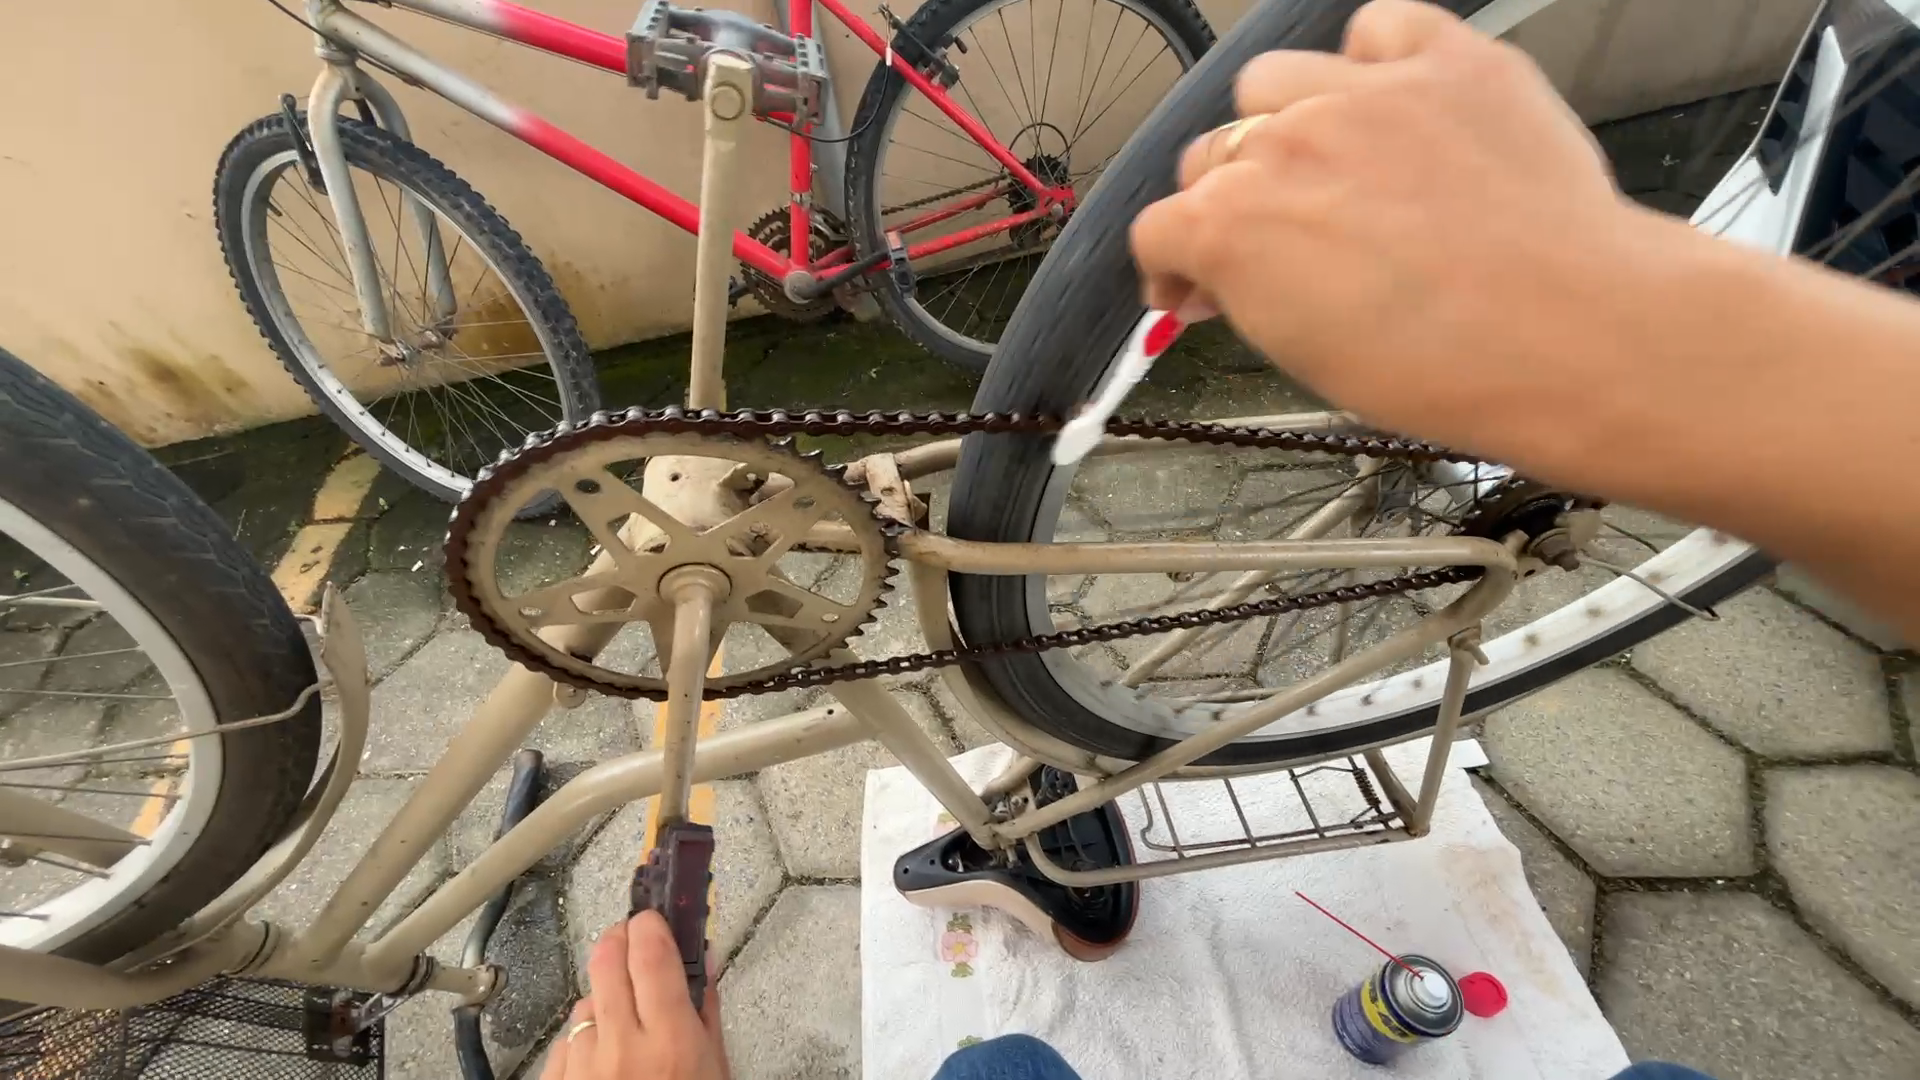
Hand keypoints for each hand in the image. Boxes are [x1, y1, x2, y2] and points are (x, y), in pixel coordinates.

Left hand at [541, 911, 729, 1079]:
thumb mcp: (715, 1067)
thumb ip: (706, 1007)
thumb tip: (703, 952)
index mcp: (670, 1040)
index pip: (651, 955)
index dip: (649, 924)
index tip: (652, 918)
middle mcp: (621, 1048)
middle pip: (606, 961)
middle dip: (618, 939)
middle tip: (631, 940)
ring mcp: (580, 1072)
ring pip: (584, 1001)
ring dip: (603, 998)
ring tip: (622, 1021)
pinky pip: (565, 1042)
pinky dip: (583, 1040)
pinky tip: (601, 1061)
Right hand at [1131, 0, 1647, 458]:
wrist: (1559, 332)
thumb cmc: (1423, 364)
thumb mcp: (1290, 347)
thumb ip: (1236, 291)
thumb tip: (1218, 273)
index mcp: (1227, 227)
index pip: (1155, 230)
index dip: (1167, 266)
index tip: (1189, 288)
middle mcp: (1278, 147)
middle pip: (1206, 156)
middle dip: (1216, 204)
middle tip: (1255, 242)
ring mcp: (1360, 94)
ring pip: (1267, 82)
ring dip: (1272, 125)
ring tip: (1311, 165)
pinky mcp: (1444, 62)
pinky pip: (1375, 27)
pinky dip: (1364, 61)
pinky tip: (1378, 106)